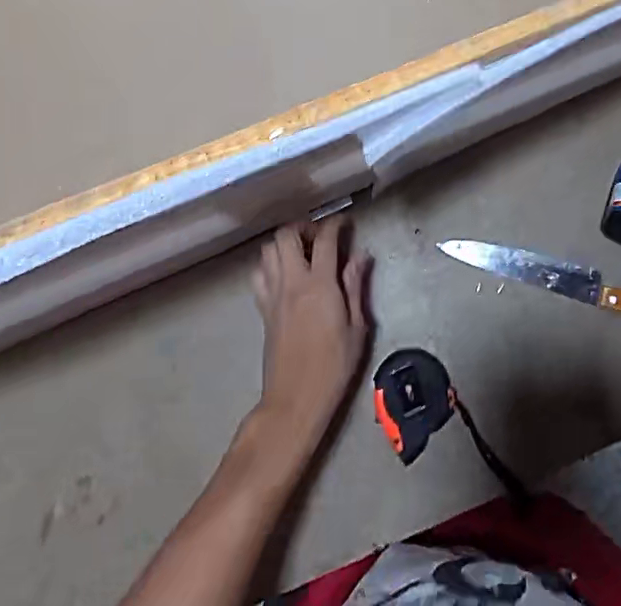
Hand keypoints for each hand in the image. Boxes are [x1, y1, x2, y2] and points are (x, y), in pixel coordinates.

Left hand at [251, 220, 370, 448]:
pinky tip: (285, 275)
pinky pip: (259, 274)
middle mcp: (291, 282)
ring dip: (285, 243)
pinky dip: (270, 264)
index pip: (325, 240)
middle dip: (303, 227)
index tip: (345, 222)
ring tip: (303, 253)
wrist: (295, 398)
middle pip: (286, 236)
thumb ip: (356, 287)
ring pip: (268, 251)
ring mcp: (272, 294)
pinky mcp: (262, 309)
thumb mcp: (357, 327)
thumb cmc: (334, 366)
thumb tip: (361, 256)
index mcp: (319, 285)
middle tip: (320, 237)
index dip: (335, 224)